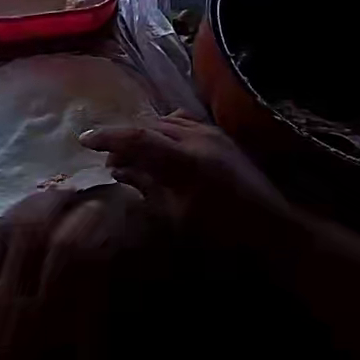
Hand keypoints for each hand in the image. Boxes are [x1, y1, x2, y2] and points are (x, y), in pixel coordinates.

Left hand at [0, 186, 141, 359]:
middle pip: (36, 229)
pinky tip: (16, 217)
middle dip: (64, 202)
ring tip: (55, 197)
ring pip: (5, 232)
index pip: (76, 251)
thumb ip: (114, 317)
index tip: (116, 204)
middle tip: (86, 193)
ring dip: (33, 206)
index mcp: (55, 317)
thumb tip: (132, 269)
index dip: (96, 220)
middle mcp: (19, 295)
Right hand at [80, 114, 286, 239]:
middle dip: (123, 139)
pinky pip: (183, 124)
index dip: (107, 137)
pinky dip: (164, 131)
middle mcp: (198, 138)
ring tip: (131, 154)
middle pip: (148, 126)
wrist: (276, 233)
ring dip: (143, 134)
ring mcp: (213, 135)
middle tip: (107, 159)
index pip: (136, 137)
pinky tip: (160, 147)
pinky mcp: (221, 138)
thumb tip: (120, 169)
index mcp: (185, 160)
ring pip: (165, 122)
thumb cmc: (224, 237)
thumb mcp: (177, 218)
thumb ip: (147, 186)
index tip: (83, 141)